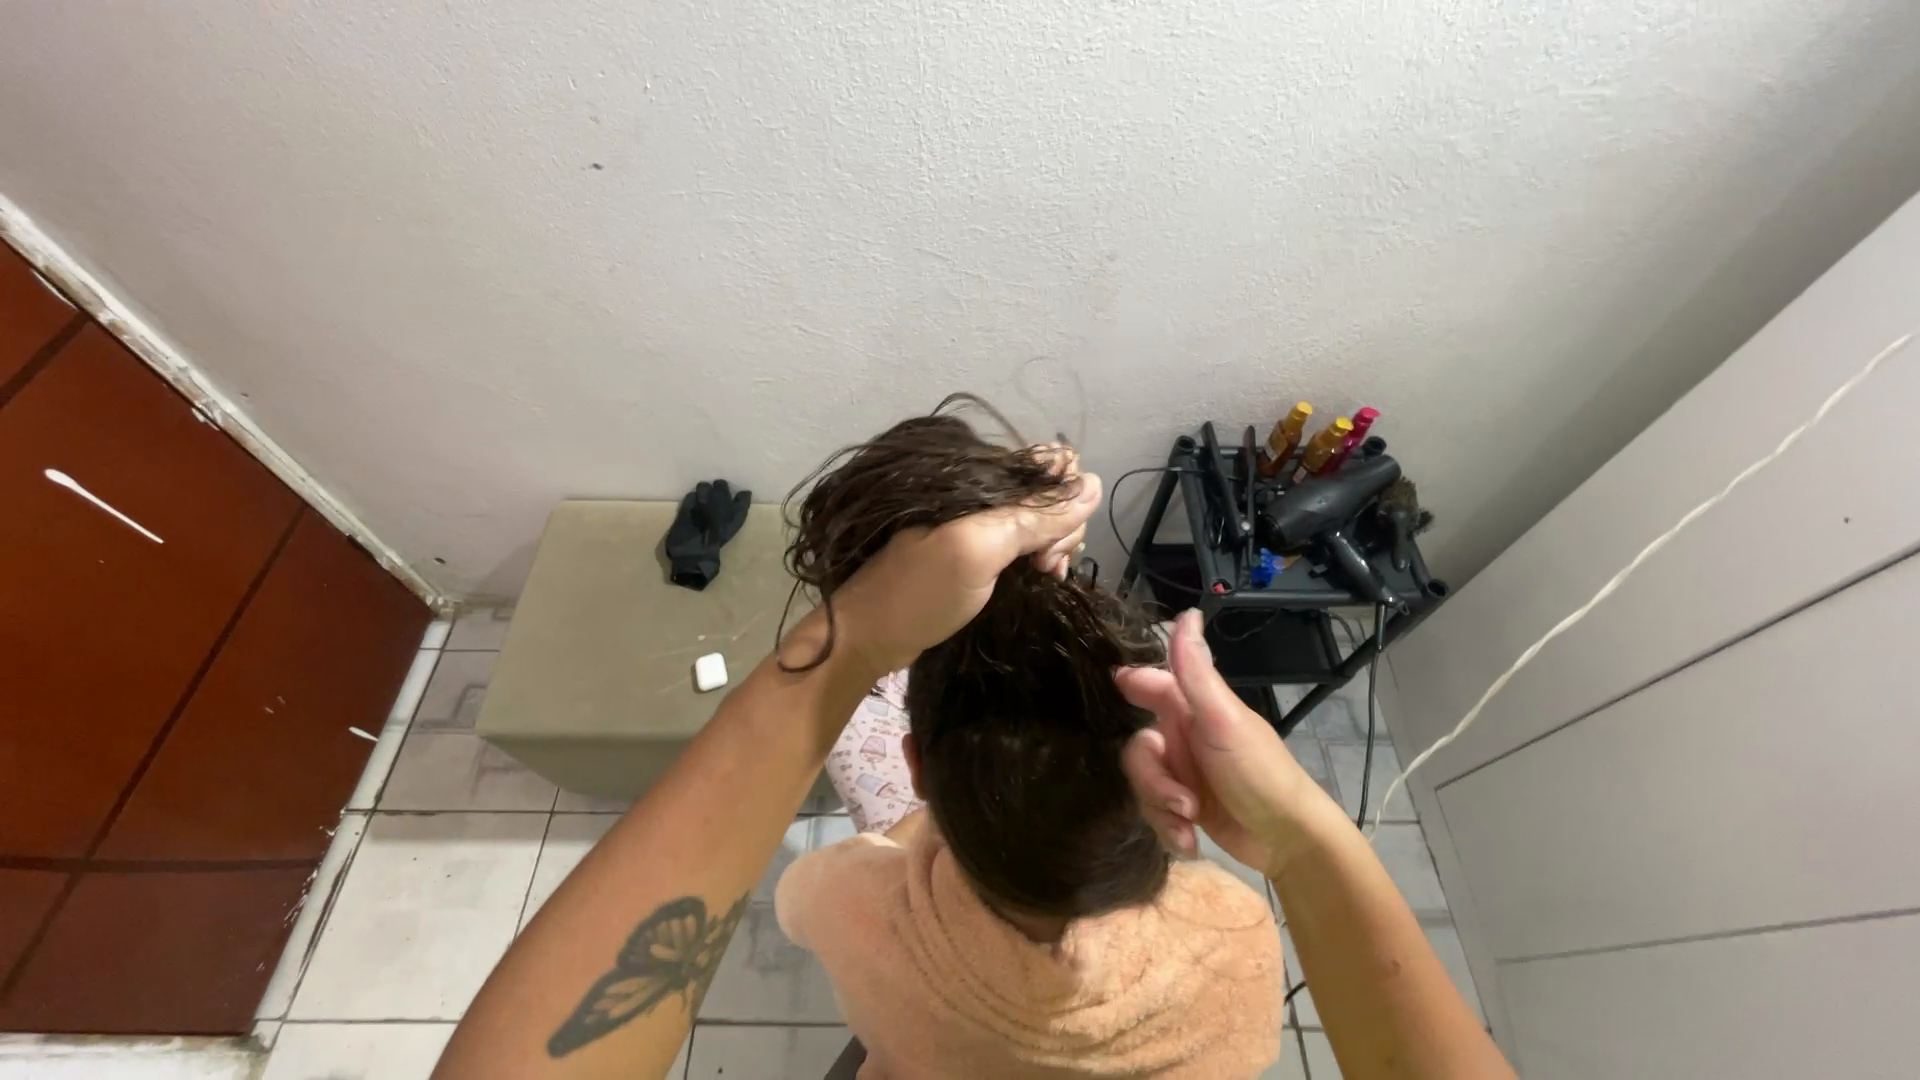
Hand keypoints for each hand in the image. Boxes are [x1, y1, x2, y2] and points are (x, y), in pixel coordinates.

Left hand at [795, 447, 1098, 677]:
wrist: (869, 637)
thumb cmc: (919, 592)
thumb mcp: (978, 551)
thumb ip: (1033, 518)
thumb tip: (1093, 483)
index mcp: (978, 481)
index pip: (1049, 466)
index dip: (1064, 497)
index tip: (1052, 540)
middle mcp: (983, 496)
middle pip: (1049, 495)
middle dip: (1062, 528)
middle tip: (1045, 568)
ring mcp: (980, 526)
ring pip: (1041, 522)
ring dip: (1055, 546)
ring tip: (1044, 576)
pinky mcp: (978, 553)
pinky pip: (1023, 544)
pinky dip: (1039, 559)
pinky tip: (1041, 578)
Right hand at [1118, 610, 1335, 877]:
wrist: (1291, 840)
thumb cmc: (1259, 772)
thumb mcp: (1222, 719)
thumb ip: (1195, 672)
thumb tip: (1185, 614)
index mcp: (1192, 709)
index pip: (1149, 684)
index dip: (1128, 684)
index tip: (1110, 690)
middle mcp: (1184, 737)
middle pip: (1138, 747)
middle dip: (1151, 779)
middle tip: (1180, 799)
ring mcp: (1185, 773)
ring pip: (1143, 783)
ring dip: (1161, 807)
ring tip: (1189, 824)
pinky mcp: (1186, 808)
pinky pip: (1156, 812)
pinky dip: (1169, 828)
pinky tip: (1190, 841)